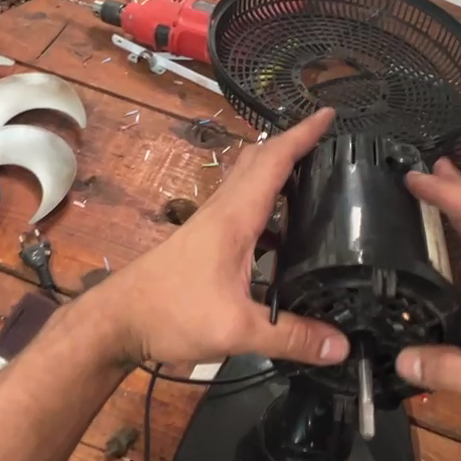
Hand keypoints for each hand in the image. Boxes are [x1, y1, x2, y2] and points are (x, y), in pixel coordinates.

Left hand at [93, 109, 349, 367]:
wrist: (118, 321)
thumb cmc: (171, 313)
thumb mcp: (237, 330)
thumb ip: (291, 337)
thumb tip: (342, 346)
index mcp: (234, 218)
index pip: (273, 162)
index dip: (302, 135)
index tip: (328, 114)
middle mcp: (222, 211)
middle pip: (259, 162)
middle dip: (292, 144)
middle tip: (326, 143)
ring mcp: (210, 225)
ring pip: (247, 182)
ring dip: (277, 172)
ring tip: (313, 180)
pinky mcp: (203, 242)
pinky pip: (240, 207)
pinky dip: (265, 204)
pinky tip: (282, 235)